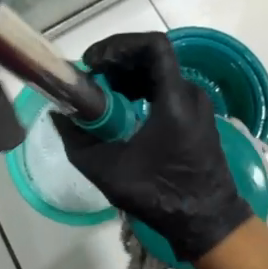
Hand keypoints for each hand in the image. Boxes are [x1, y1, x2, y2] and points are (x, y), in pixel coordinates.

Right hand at [56, 31, 252, 261]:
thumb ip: (78, 140)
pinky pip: (165, 87)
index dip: (119, 45)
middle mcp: (190, 93)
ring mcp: (196, 103)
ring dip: (127, 74)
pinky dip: (140, 88)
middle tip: (90, 77)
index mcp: (175, 100)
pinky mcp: (195, 115)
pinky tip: (120, 108)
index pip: (153, 45)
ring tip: (100, 93)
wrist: (209, 223)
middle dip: (117, 60)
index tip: (94, 63)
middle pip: (152, 55)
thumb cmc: (161, 196)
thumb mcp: (109, 172)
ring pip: (158, 70)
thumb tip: (58, 114)